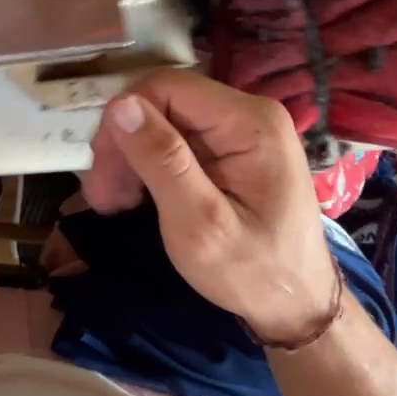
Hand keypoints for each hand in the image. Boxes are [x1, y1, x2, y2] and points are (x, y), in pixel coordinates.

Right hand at [83, 69, 337, 343]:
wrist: (296, 309)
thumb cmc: (252, 272)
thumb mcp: (199, 222)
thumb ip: (162, 160)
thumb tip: (120, 104)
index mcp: (249, 123)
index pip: (165, 87)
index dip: (124, 118)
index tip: (102, 166)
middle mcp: (247, 114)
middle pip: (159, 103)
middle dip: (122, 144)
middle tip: (100, 195)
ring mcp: (238, 130)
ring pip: (158, 121)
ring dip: (127, 157)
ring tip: (112, 202)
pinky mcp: (227, 148)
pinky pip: (171, 139)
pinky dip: (144, 165)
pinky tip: (132, 196)